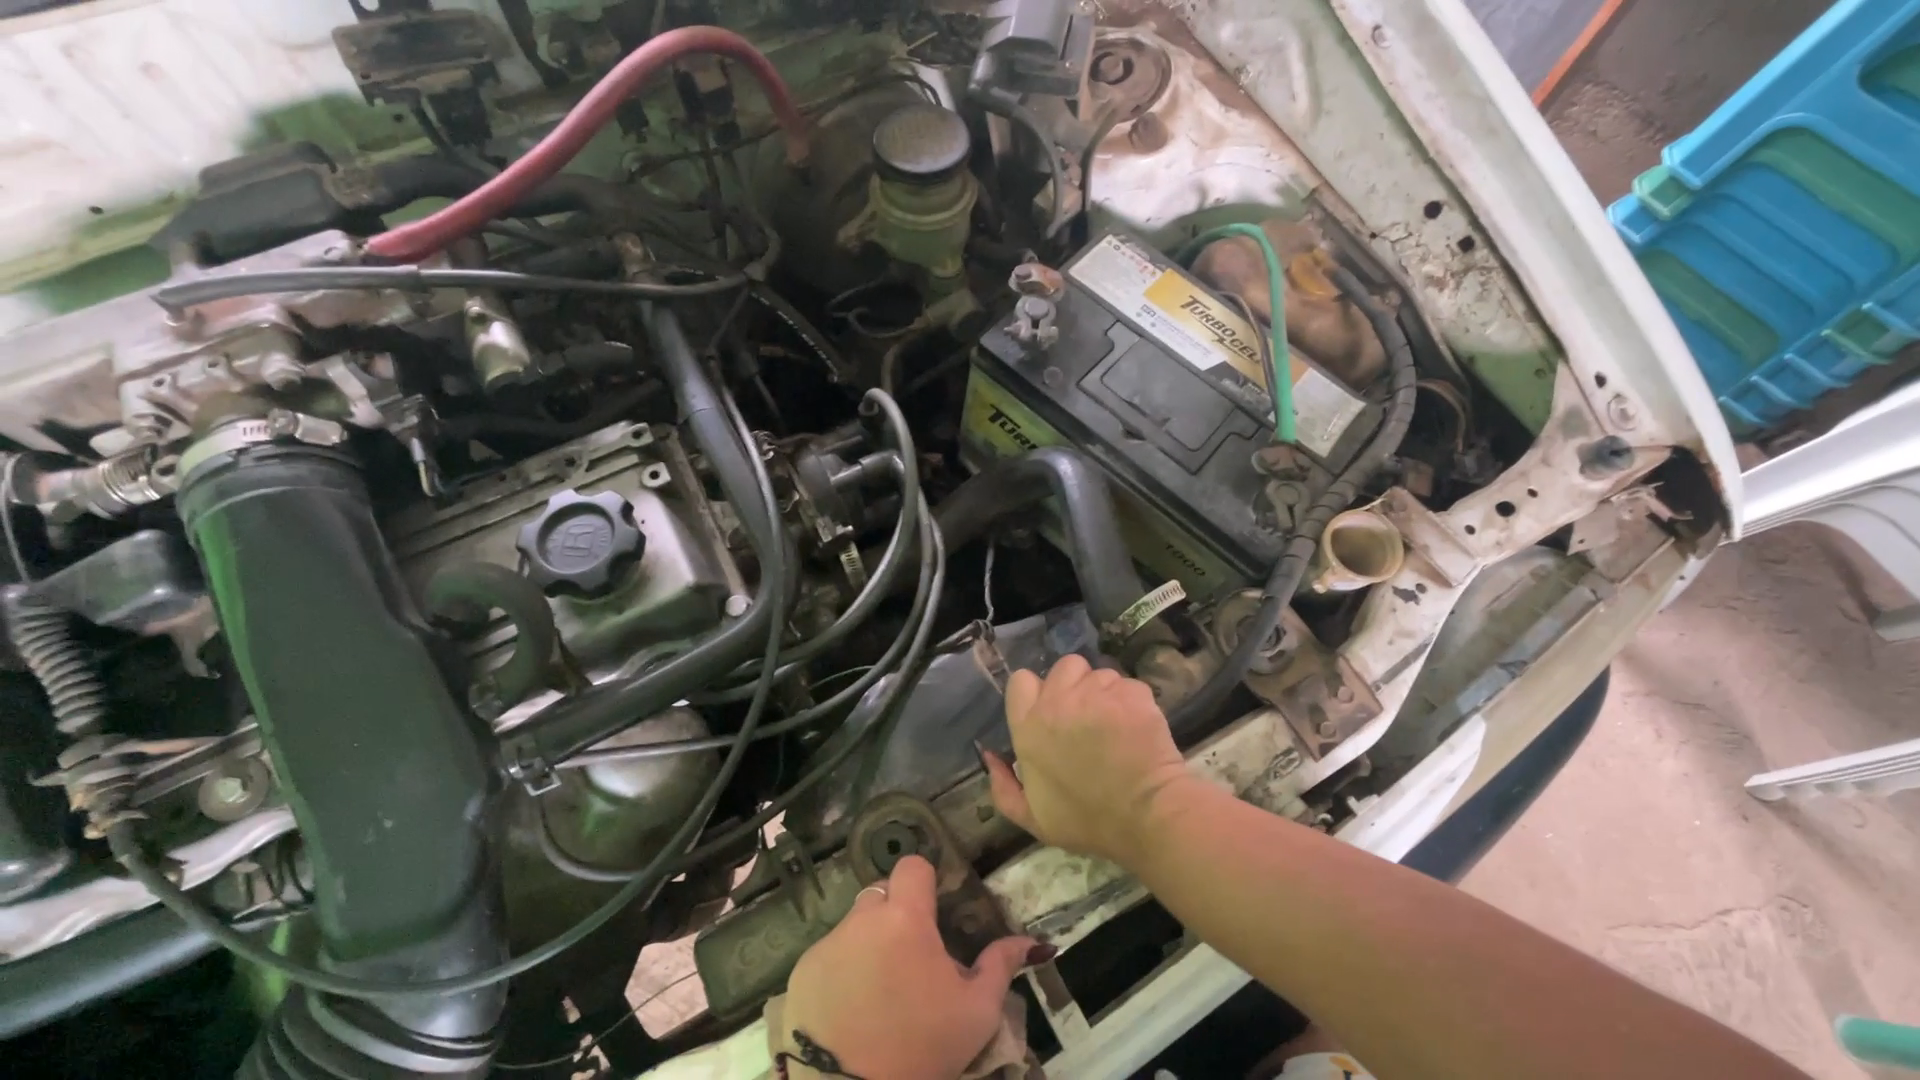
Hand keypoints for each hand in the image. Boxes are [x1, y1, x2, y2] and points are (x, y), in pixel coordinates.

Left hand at [783, 855, 1040, 1079]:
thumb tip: (1031, 942)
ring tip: (883, 990)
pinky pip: (829, 955)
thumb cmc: (921, 1048)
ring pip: (855, 926)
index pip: (912, 866)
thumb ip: (1000, 966)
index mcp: (905, 919)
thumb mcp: (976, 1013)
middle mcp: (861, 920)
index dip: (925, 882)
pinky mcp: (801, 972)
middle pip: (882, 895)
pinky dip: (843, 970)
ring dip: (870, 943)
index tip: (934, 911)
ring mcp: (826, 945)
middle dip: (898, 916)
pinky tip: (853, 1007)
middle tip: (913, 958)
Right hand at [982, 654, 1195, 867]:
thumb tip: (990, 756)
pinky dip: (1131, 701)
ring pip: (1098, 674)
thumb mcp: (1033, 819)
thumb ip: (1004, 788)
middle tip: (1086, 714)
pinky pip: (1127, 685)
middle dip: (1074, 685)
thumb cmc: (1087, 822)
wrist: (1145, 817)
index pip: (1021, 681)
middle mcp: (1058, 701)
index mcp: (1029, 727)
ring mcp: (1097, 693)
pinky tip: (1136, 725)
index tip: (1049, 711)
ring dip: (1104, 692)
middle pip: (1063, 668)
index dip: (1036, 692)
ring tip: (1115, 721)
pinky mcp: (1131, 693)